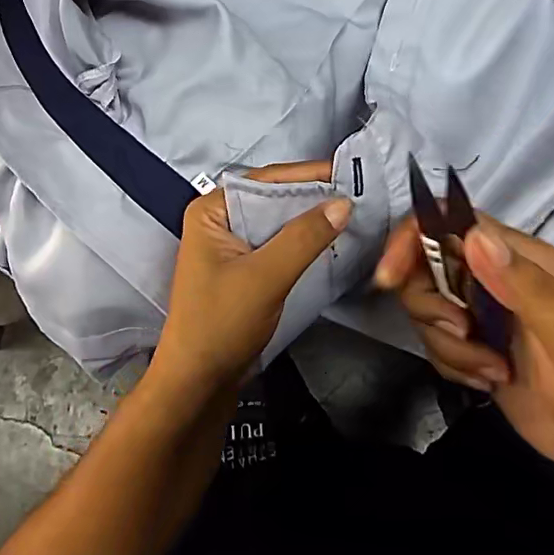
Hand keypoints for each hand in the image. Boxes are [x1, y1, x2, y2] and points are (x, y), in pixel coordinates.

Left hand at [150, 161, 349, 398]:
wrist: (198, 382)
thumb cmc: (220, 324)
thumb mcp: (265, 277)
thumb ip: (303, 238)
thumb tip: (342, 204)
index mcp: (211, 211)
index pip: (263, 180)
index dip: (305, 175)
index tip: (344, 172)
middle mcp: (218, 220)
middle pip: (271, 198)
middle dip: (310, 196)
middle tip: (355, 192)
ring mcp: (230, 245)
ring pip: (276, 221)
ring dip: (309, 219)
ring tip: (350, 212)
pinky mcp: (243, 268)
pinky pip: (276, 243)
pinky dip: (302, 241)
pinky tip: (329, 240)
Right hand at [374, 211, 553, 491]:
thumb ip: (528, 287)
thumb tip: (473, 236)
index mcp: (522, 260)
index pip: (450, 221)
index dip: (412, 238)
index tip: (391, 276)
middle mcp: (496, 277)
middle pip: (424, 264)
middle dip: (429, 304)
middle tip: (460, 333)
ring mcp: (483, 312)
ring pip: (426, 306)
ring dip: (446, 343)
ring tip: (491, 371)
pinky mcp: (475, 346)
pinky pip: (434, 341)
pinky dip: (451, 364)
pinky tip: (488, 382)